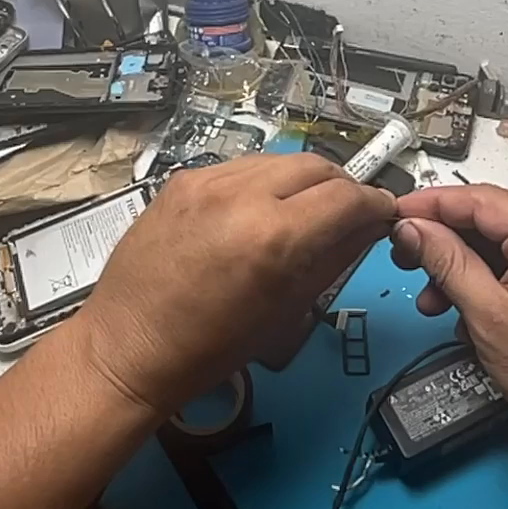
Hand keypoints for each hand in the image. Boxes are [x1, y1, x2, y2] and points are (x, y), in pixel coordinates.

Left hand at [69, 153, 396, 414]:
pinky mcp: (182, 179)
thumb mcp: (285, 311)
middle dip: (341, 187)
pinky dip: (261, 182)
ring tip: (302, 212)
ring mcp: (206, 181)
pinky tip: (257, 211)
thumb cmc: (207, 349)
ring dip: (302, 181)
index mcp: (272, 237)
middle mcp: (240, 195)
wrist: (127, 346)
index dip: (373, 204)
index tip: (380, 214)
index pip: (346, 197)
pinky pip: (240, 167)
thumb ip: (333, 260)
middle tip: (346, 214)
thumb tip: (366, 229)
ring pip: (278, 159)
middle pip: (316, 165)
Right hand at [389, 184, 507, 480]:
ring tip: (436, 298)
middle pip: (496, 217)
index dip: (432, 204)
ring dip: (468, 263)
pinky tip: (472, 305)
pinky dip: (498, 276)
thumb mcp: (489, 320)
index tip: (398, 214)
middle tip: (408, 256)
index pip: (482, 199)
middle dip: (447, 239)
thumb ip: (446, 263)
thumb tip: (412, 227)